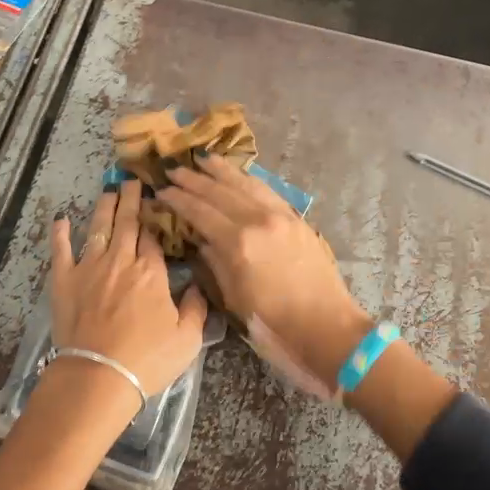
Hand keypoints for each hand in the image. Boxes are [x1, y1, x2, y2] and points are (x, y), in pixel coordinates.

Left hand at [48, 179, 207, 400]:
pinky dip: (60, 232)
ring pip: (98, 227)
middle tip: (132, 179)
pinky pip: (61, 249)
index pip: (155, 236)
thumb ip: (196, 308)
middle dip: (131, 199)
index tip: (157, 201)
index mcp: (151, 272)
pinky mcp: (64, 279)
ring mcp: (89, 267)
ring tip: (108, 189)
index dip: (156, 217)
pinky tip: (61, 219)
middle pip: (127, 222)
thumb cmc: (147, 359)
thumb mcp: (187, 340)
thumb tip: (198, 284)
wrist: (98, 375)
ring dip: (104, 207)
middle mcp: (121, 260)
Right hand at [156, 156, 371, 390]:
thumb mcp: (235, 299)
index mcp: (239, 243)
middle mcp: (258, 220)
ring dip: (221, 171)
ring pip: (245, 183)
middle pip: (219, 192)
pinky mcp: (296, 219)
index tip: (161, 190)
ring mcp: (280, 216)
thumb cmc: (275, 324)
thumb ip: (215, 263)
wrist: (328, 329)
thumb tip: (202, 240)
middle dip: (194, 180)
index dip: (178, 199)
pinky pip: (266, 190)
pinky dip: (248, 179)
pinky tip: (237, 174)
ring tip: (202, 159)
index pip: (200, 212)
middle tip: (173, 170)